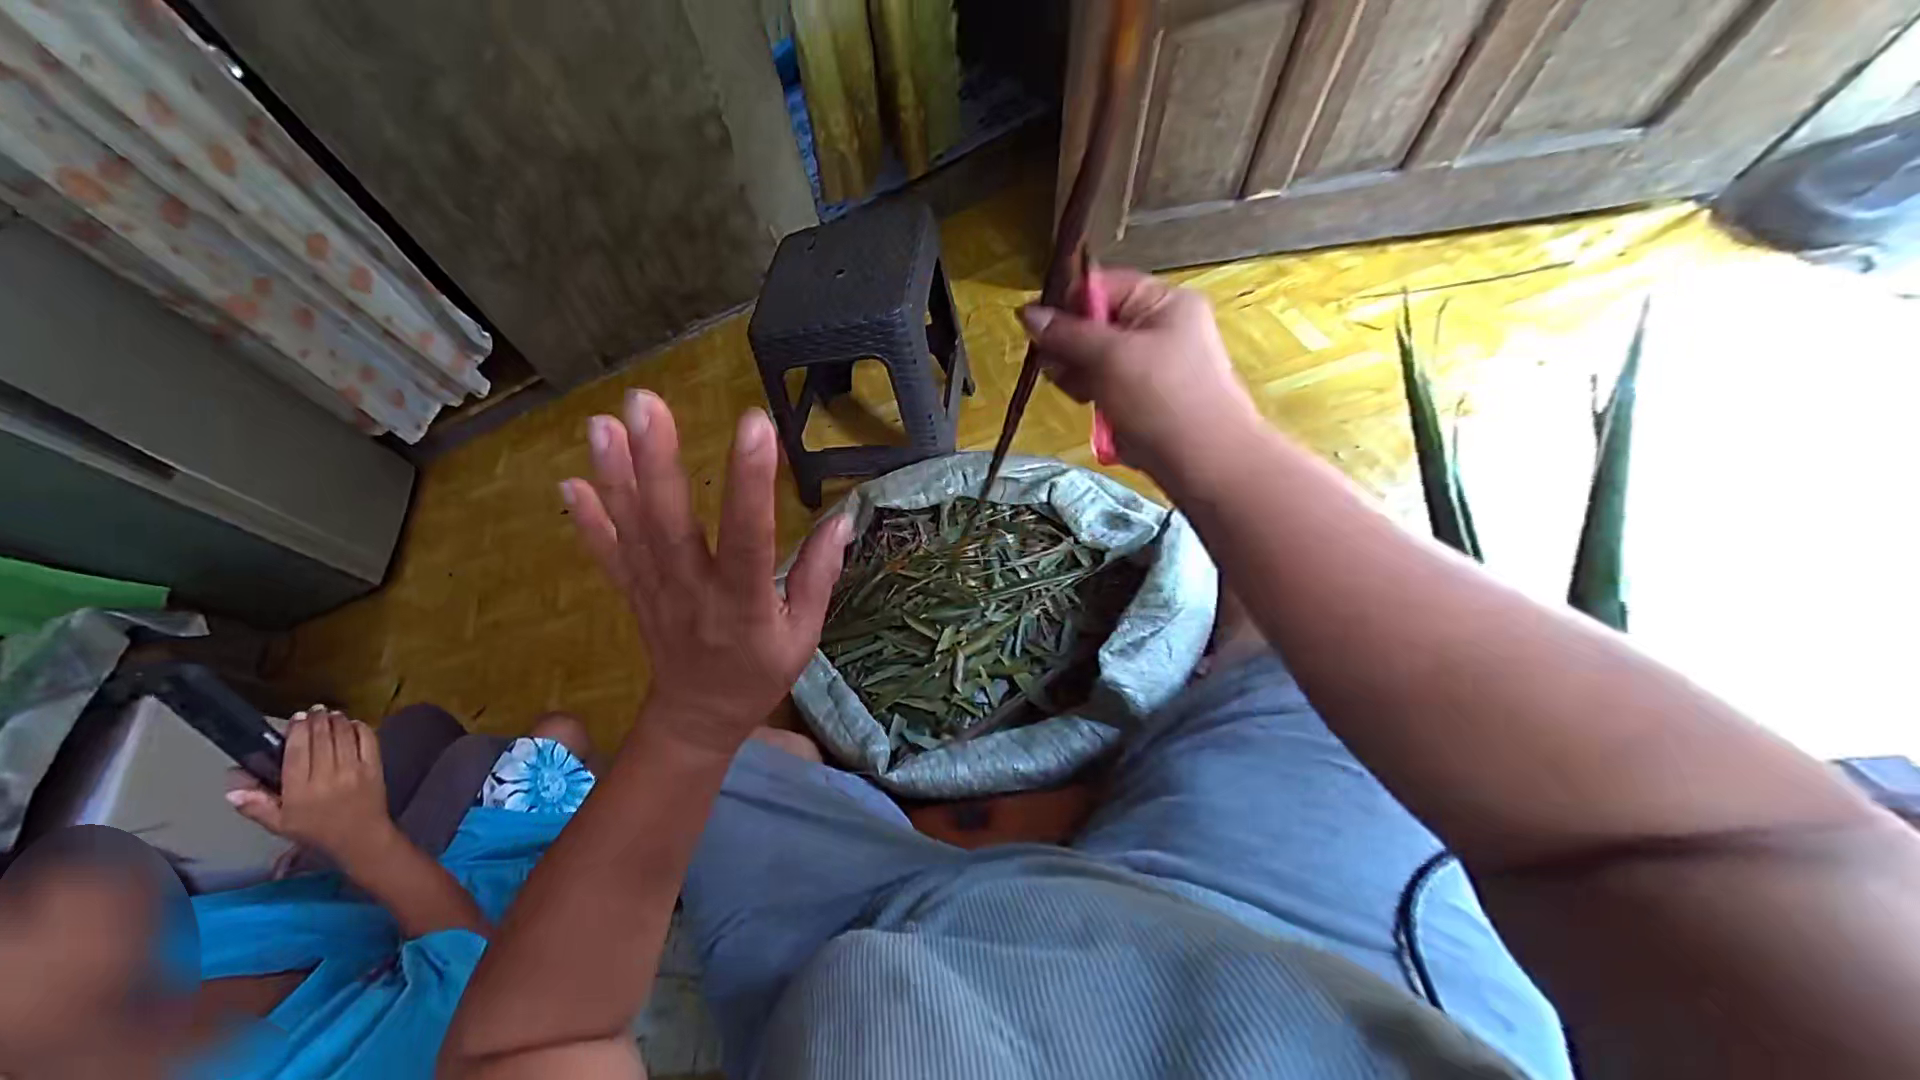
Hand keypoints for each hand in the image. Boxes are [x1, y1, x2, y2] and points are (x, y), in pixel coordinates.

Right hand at [226, 707, 395, 865]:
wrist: (360, 835)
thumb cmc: (316, 830)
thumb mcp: (278, 823)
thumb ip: (255, 804)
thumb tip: (231, 787)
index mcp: (301, 790)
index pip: (297, 752)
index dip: (298, 731)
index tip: (296, 718)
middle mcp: (328, 776)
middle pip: (322, 739)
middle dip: (318, 721)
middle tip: (314, 711)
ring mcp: (355, 770)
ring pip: (345, 737)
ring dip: (338, 721)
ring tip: (331, 714)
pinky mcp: (375, 767)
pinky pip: (369, 741)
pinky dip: (361, 729)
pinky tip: (353, 723)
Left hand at [562, 392, 852, 753]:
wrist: (698, 716)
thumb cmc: (759, 673)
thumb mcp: (804, 634)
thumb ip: (818, 575)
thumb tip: (843, 519)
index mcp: (744, 603)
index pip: (749, 536)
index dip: (751, 482)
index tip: (755, 426)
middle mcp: (693, 591)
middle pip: (670, 525)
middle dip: (657, 462)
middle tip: (645, 404)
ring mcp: (655, 592)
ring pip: (633, 531)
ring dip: (616, 476)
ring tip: (603, 423)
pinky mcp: (632, 594)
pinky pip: (607, 556)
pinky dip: (588, 521)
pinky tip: (569, 481)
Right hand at [1020, 267, 1263, 476]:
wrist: (1205, 464)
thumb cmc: (1162, 400)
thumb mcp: (1109, 358)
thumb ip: (1066, 334)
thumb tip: (1027, 314)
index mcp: (1163, 302)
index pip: (1102, 286)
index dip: (1067, 304)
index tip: (1039, 330)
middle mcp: (1160, 328)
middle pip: (1095, 324)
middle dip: (1071, 346)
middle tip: (1059, 370)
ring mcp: (1154, 365)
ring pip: (1096, 359)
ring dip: (1080, 375)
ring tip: (1084, 396)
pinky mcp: (1146, 397)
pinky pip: (1107, 385)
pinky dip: (1095, 395)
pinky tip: (1093, 409)